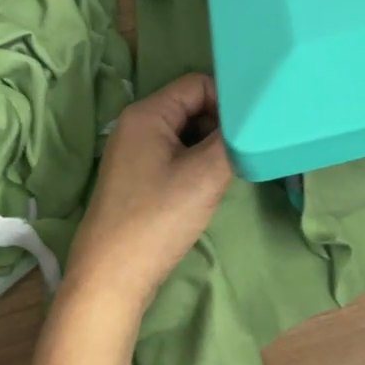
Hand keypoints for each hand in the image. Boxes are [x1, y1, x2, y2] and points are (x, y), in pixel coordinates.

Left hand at [64, 73, 232, 312]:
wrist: (111, 280)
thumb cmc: (157, 219)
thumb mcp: (205, 176)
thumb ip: (232, 140)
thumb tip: (253, 120)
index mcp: (147, 113)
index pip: (198, 84)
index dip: (226, 102)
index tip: (248, 131)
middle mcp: (136, 124)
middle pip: (191, 106)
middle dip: (218, 126)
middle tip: (238, 155)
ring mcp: (133, 152)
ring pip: (185, 132)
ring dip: (208, 148)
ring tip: (223, 174)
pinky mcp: (136, 177)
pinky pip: (174, 154)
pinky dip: (194, 164)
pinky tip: (205, 189)